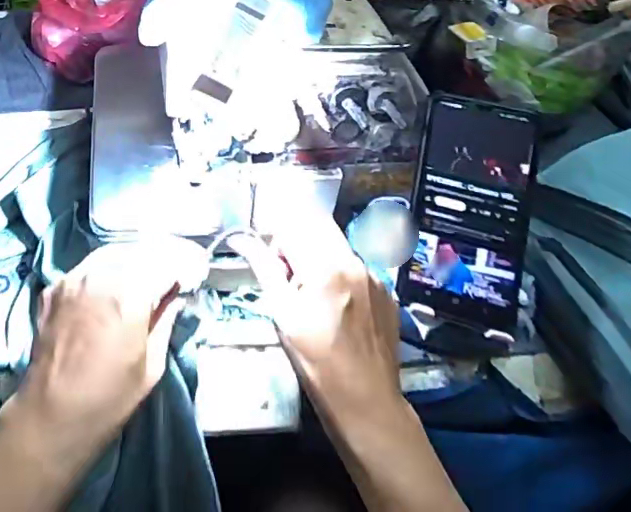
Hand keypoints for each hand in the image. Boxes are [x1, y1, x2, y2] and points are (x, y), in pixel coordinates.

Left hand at [0, 238, 208, 511]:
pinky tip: (114, 284)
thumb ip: (165, 321)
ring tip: (146, 275)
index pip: (168, 262)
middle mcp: (101, 274)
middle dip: (162, 259)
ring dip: (135, 259)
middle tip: (174, 273)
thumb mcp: (151, 366)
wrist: (48, 421)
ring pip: (115, 252)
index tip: (196, 272)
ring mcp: (74, 278)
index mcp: (130, 293)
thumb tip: (175, 297)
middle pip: (142, 251)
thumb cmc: (106, 401)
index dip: (186, 266)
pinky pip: (90, 265)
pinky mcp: (55, 287)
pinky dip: (108, 267)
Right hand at [230, 211, 468, 511]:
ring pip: (338, 247)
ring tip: (315, 297)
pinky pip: (357, 268)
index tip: (272, 264)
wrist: (369, 404)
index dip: (276, 242)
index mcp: (326, 267)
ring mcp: (374, 275)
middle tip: (290, 276)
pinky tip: (338, 308)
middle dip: (299, 242)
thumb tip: (243, 241)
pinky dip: (341, 276)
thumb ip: (266, 271)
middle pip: (319, 229)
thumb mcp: (284, 319)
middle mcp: (354, 262)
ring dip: (320, 258)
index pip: (293, 228)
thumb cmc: (319, 366)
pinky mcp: (387, 290)